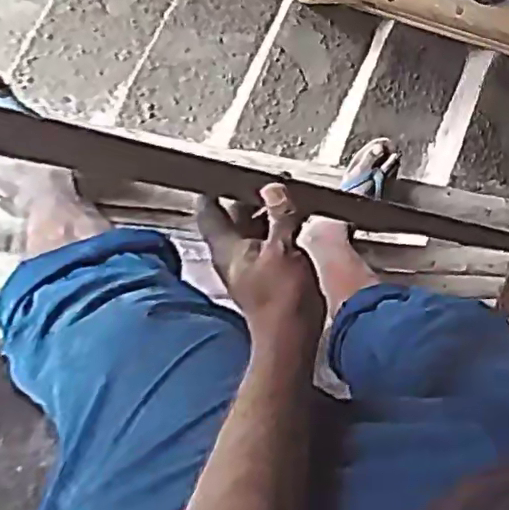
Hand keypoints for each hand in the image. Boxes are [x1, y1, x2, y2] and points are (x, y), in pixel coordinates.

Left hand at [227, 184, 324, 348]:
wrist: (292, 336)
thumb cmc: (281, 299)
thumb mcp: (283, 248)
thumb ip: (280, 217)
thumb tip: (274, 189)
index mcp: (229, 249)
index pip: (210, 213)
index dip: (213, 191)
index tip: (224, 173)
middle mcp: (236, 256)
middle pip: (235, 217)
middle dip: (251, 197)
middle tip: (270, 179)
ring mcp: (254, 265)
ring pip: (256, 228)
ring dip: (270, 212)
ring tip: (289, 195)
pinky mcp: (272, 272)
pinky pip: (272, 241)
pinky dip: (281, 227)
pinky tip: (298, 220)